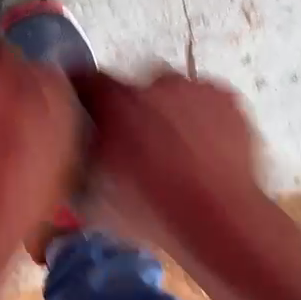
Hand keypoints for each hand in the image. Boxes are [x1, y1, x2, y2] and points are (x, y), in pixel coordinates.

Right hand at [75, 70, 265, 256]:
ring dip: (168, 118)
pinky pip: (205, 104)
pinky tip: (200, 156)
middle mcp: (153, 85)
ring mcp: (195, 90)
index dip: (82, 97)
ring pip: (172, 97)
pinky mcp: (226, 101)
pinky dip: (201, 122)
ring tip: (173, 159)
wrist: (218, 218)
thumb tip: (74, 159)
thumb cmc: (154, 210)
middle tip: (136, 152)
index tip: (84, 111)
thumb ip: (78, 164)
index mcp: (114, 102)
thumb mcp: (94, 199)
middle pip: (133, 90)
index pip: (84, 81)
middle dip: (131, 113)